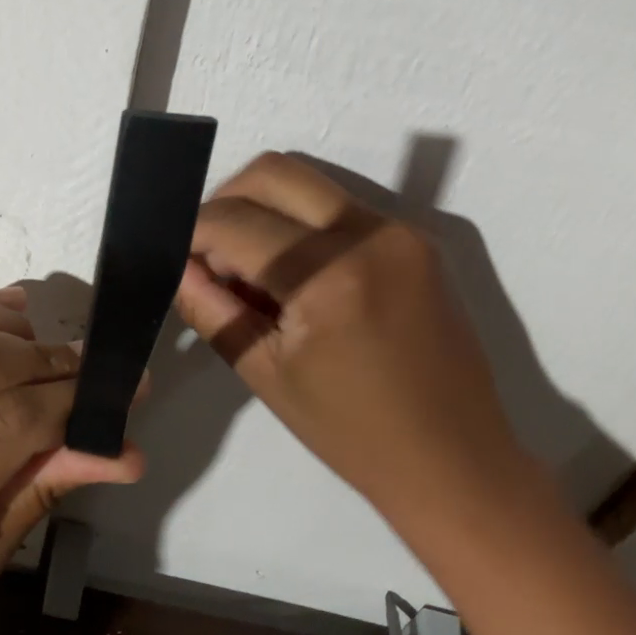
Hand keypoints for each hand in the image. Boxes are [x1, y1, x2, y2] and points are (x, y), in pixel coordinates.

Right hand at [174, 152, 530, 521]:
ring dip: (263, 208)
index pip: (234, 221)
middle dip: (225, 202)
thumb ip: (211, 308)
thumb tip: (178, 264)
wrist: (458, 461)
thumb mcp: (265, 374)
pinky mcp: (415, 238)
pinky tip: (294, 274)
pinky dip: (301, 223)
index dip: (192, 234)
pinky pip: (339, 206)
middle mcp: (368, 233)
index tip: (177, 260)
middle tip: (209, 255)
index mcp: (328, 275)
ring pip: (306, 181)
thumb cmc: (354, 434)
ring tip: (251, 268)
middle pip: (271, 172)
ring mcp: (399, 230)